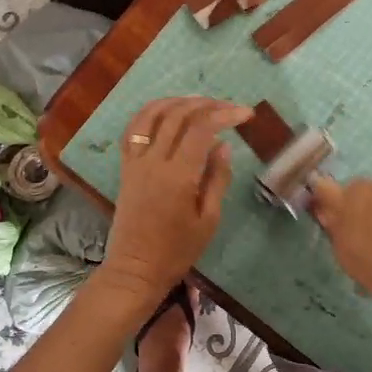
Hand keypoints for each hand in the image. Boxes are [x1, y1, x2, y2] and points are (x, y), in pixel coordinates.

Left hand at [99, 97, 251, 304]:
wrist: (135, 270)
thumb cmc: (177, 251)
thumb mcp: (208, 220)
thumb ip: (217, 178)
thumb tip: (224, 145)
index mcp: (178, 175)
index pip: (202, 129)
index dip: (225, 114)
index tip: (246, 114)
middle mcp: (154, 161)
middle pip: (178, 115)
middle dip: (207, 104)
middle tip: (228, 107)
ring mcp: (135, 162)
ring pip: (152, 115)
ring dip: (177, 101)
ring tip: (199, 101)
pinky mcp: (125, 167)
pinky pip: (133, 130)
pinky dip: (149, 113)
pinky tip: (165, 111)